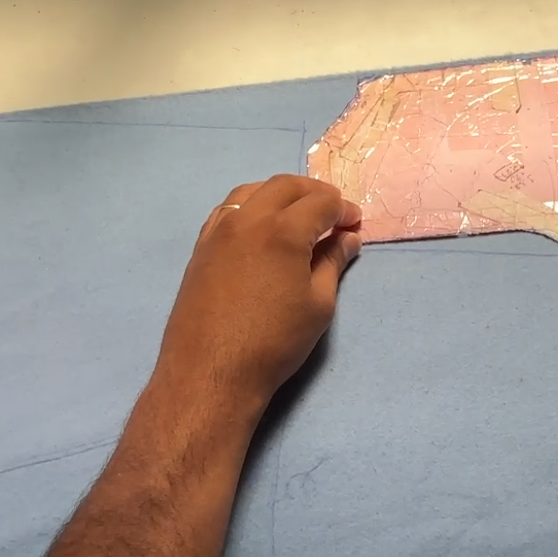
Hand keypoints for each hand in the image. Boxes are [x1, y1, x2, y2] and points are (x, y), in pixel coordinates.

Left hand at [154, 175, 362, 413]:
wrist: (212, 370)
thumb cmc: (274, 342)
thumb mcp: (318, 305)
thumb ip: (333, 263)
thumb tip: (347, 238)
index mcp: (283, 231)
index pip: (321, 203)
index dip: (343, 209)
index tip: (355, 223)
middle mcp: (248, 219)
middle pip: (285, 186)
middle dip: (315, 193)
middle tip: (334, 213)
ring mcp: (219, 231)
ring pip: (252, 191)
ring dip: (280, 194)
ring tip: (298, 214)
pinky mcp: (202, 247)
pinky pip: (228, 210)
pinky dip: (252, 207)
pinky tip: (262, 228)